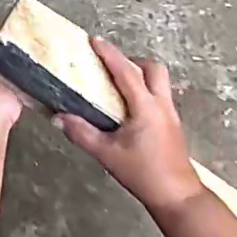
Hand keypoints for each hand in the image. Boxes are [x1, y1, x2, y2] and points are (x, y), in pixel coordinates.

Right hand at [57, 37, 205, 214]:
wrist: (178, 197)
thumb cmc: (143, 173)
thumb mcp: (107, 154)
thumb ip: (81, 133)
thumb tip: (58, 118)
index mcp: (145, 107)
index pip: (126, 72)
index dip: (109, 53)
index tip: (94, 40)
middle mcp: (161, 104)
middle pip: (152, 68)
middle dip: (131, 60)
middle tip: (110, 64)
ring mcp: (170, 114)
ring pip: (159, 80)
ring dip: (140, 73)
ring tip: (117, 82)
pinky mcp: (172, 124)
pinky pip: (159, 94)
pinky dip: (144, 89)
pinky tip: (128, 104)